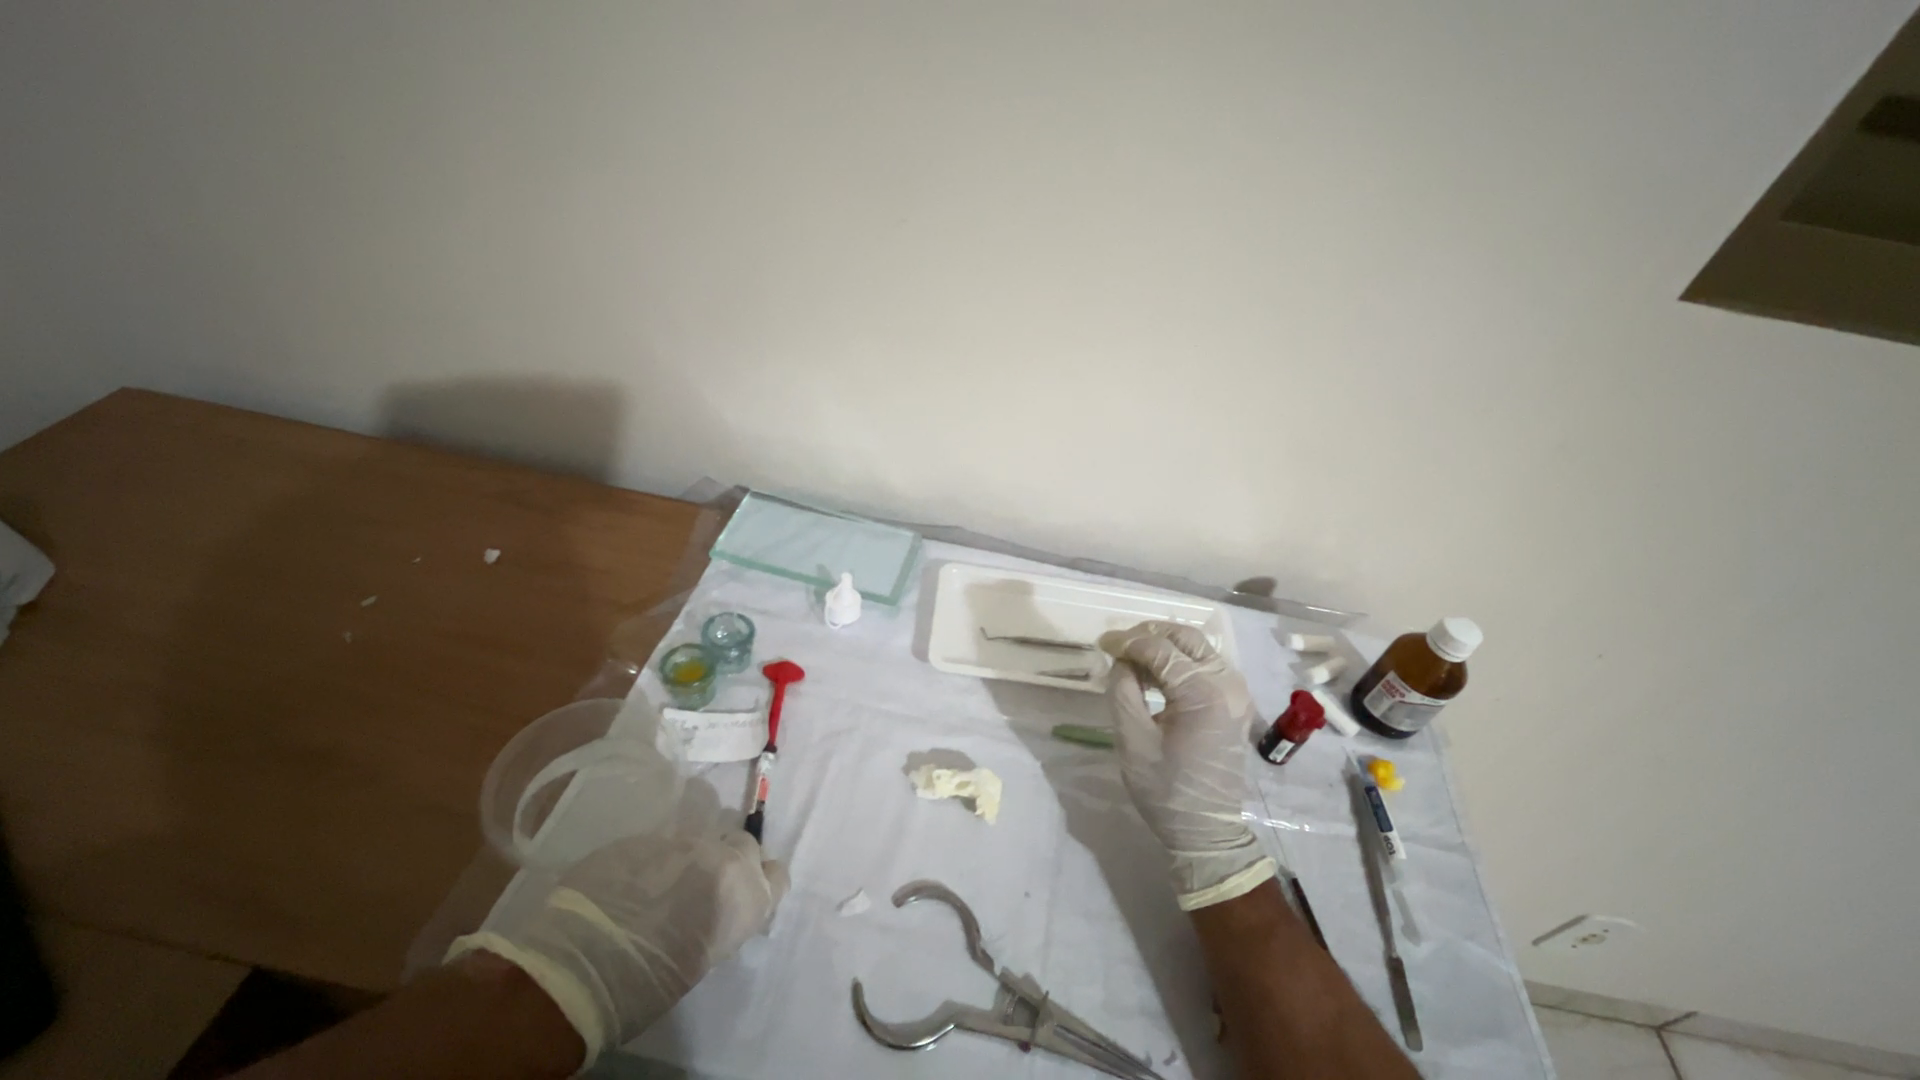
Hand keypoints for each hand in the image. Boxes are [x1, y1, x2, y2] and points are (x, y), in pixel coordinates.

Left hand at [447, 830, 787, 1068]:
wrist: (580, 967)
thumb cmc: (649, 984)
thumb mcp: (705, 955)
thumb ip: (722, 917)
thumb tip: (713, 904)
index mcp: (746, 897)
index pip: (777, 875)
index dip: (759, 883)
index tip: (743, 894)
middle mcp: (721, 858)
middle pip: (742, 843)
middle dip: (728, 857)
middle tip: (702, 883)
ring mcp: (679, 841)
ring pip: (697, 836)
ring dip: (688, 854)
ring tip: (661, 882)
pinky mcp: (639, 836)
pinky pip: (656, 843)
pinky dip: (650, 859)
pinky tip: (628, 883)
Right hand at [1103, 621, 1275, 909]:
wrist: (1207, 829)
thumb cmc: (1166, 790)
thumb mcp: (1133, 740)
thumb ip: (1123, 691)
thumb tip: (1120, 660)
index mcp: (1204, 693)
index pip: (1160, 650)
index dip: (1127, 641)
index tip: (1101, 643)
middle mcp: (1228, 684)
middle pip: (1186, 638)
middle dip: (1149, 635)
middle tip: (1118, 645)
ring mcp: (1237, 692)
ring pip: (1199, 648)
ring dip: (1165, 645)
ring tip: (1132, 656)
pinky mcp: (1236, 703)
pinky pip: (1208, 665)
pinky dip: (1181, 660)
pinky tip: (1156, 672)